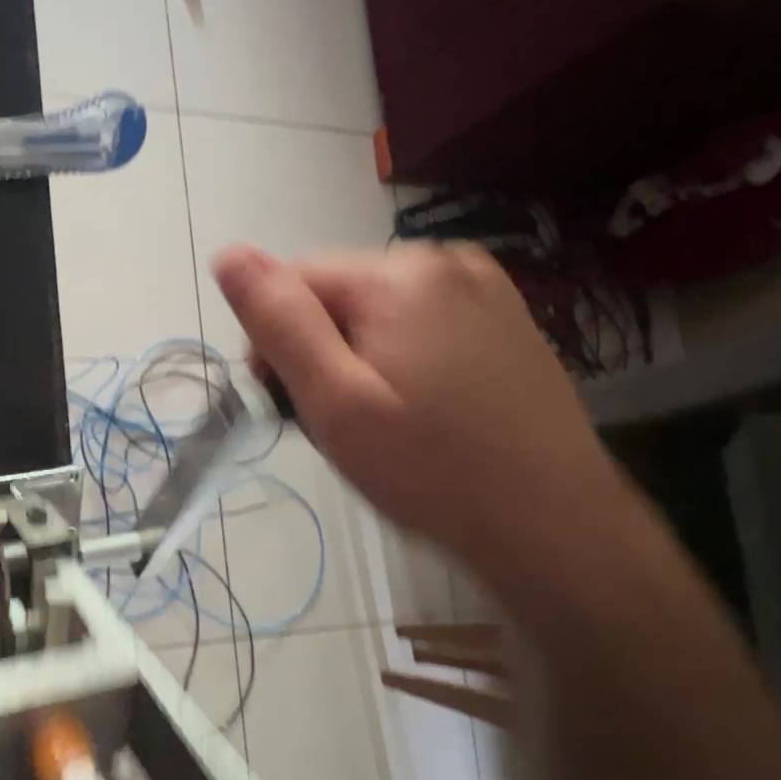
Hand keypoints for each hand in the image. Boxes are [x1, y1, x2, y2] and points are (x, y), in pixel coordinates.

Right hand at [212, 242, 624, 564]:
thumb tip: (229, 254)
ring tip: (379, 427)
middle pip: (336, 294)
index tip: (291, 405)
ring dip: (357, 363)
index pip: (293, 280)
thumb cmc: (430, 469)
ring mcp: (487, 292)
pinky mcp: (507, 324)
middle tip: (339, 425)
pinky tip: (418, 415)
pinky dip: (400, 365)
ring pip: (376, 315)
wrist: (551, 525)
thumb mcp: (335, 400)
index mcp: (401, 274)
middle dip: (320, 353)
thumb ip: (279, 322)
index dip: (275, 343)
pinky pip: (420, 329)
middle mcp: (448, 262)